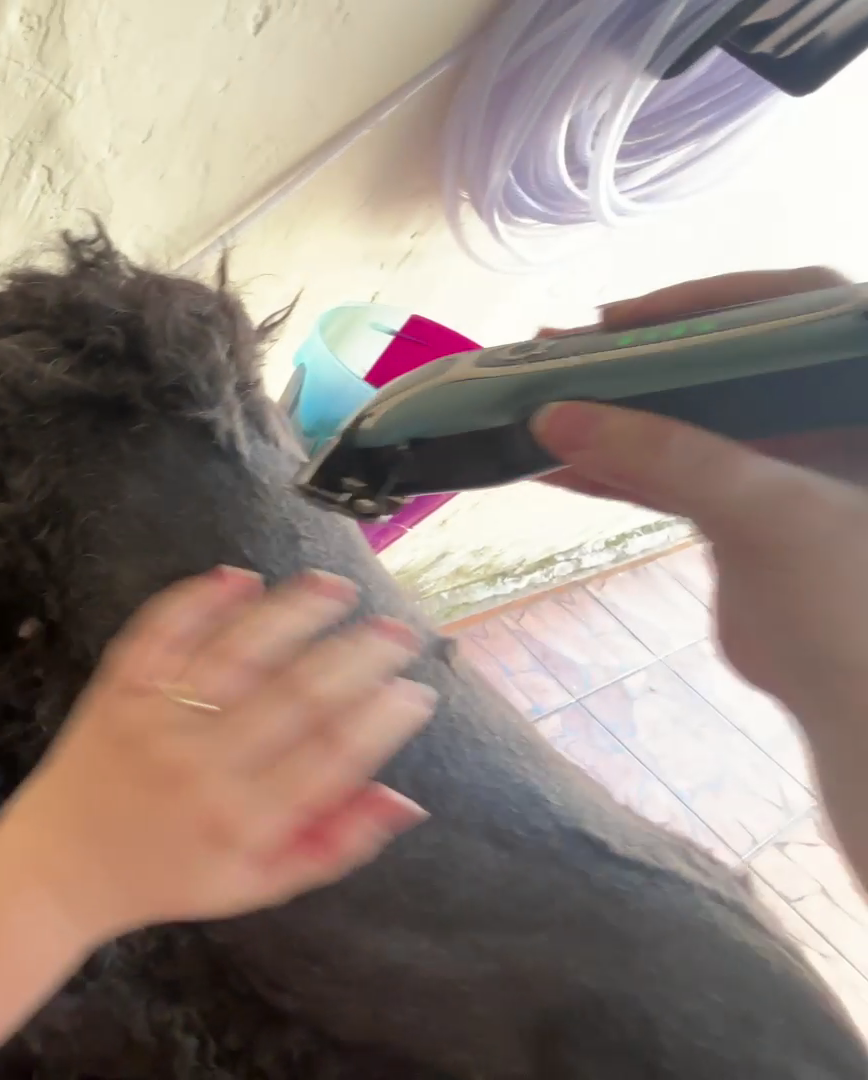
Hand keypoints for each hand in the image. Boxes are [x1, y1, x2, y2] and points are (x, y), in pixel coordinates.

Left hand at [0, 568, 434, 945]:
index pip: (330, 755)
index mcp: (242, 817)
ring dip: (286, 612)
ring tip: (330, 587)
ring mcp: (151, 717)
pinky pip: (157, 634)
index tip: (415, 687)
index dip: (380, 716)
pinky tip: (235, 578)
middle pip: (291, 693)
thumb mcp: (255, 885)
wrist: (62, 863)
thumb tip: (402, 798)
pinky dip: (196, 600)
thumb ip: (330, 844)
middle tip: (393, 628)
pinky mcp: (114, 690)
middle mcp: (198, 761)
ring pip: (230, 651)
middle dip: (353, 654)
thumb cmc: (164, 875)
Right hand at [532, 269, 867, 728]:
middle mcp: (831, 417)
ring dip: (606, 410)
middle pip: (725, 360)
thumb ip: (668, 458)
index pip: (806, 307)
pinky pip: (662, 468)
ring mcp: (785, 462)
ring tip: (528, 402)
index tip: (618, 320)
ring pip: (683, 415)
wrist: (862, 702)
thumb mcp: (773, 514)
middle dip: (634, 356)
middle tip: (552, 353)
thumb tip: (553, 417)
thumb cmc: (859, 603)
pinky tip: (543, 463)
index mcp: (864, 397)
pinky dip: (603, 464)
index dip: (710, 302)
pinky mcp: (739, 506)